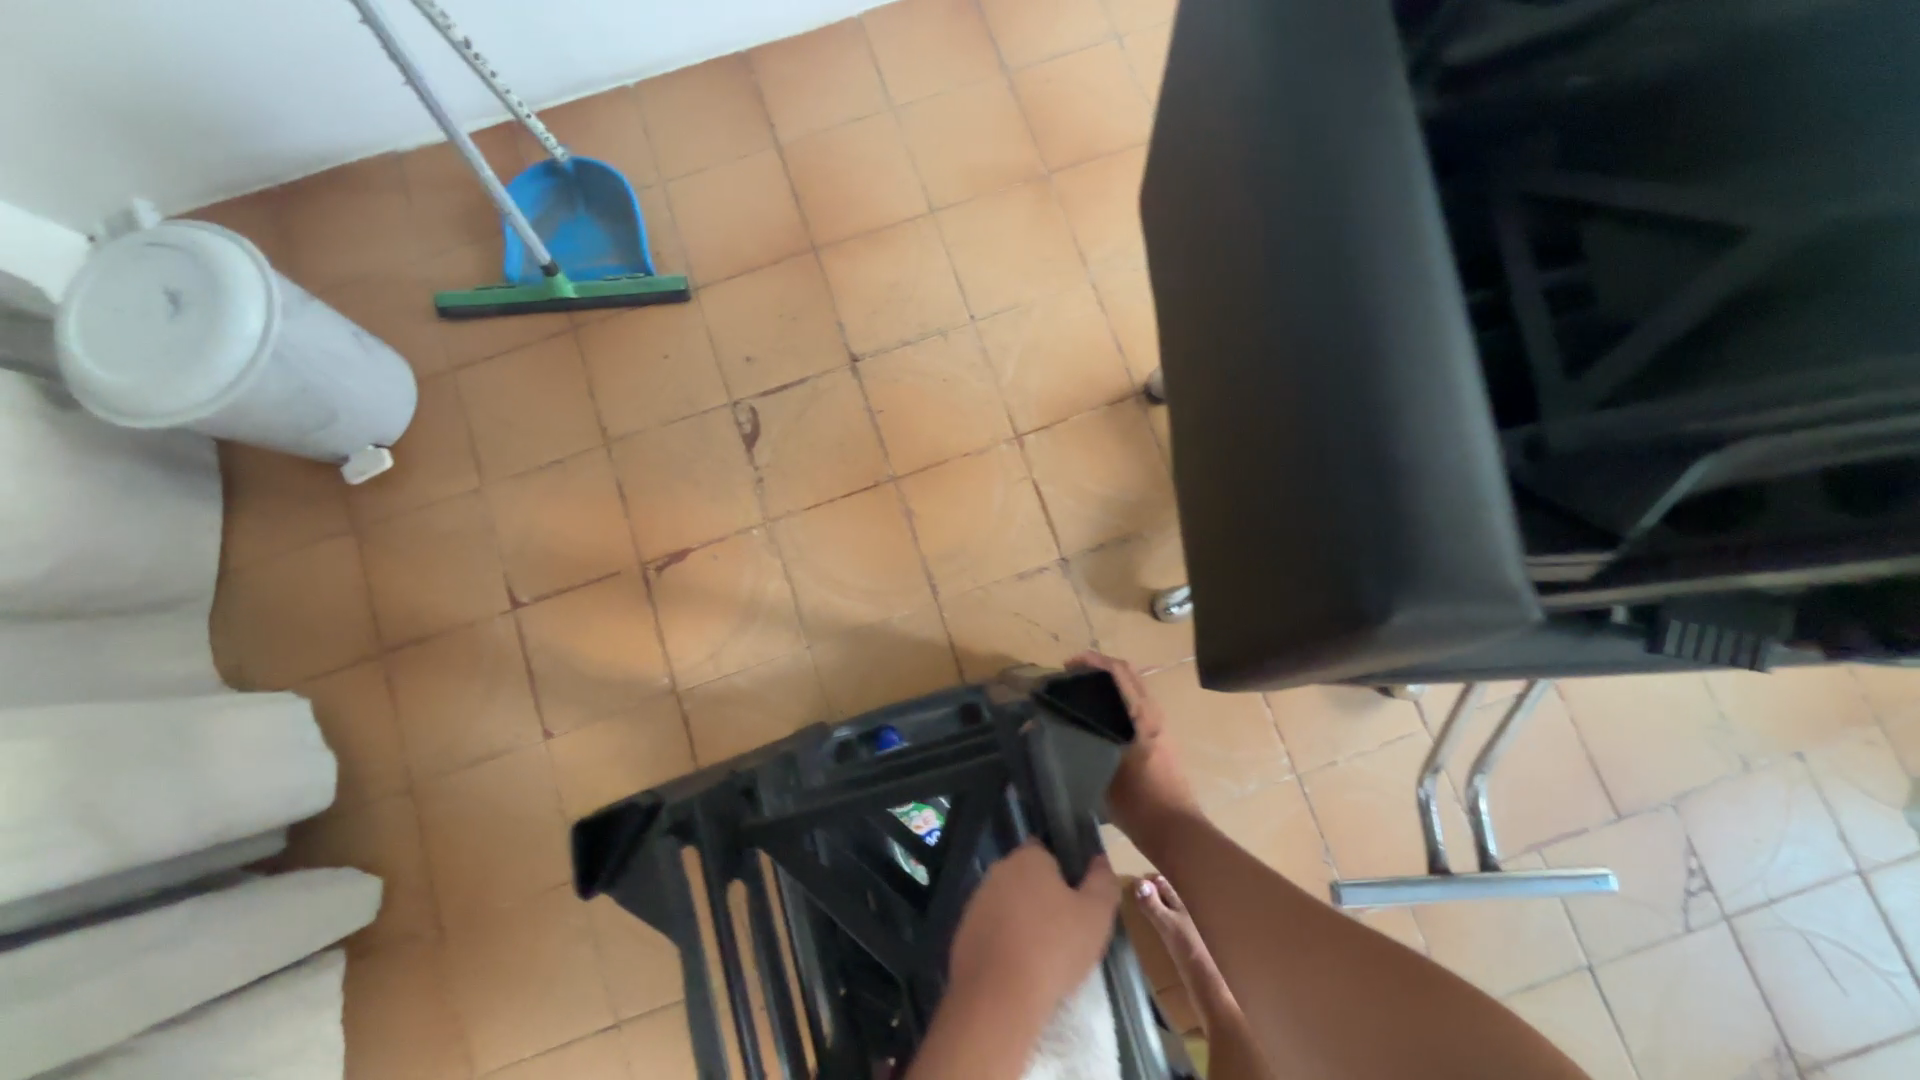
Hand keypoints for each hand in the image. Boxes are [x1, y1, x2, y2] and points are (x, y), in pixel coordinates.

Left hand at [946, 842, 1120, 1026]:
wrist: (998, 997)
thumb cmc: (1054, 948)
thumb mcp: (1096, 915)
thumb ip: (1102, 881)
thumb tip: (1100, 858)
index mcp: (1027, 858)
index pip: (1046, 851)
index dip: (1064, 871)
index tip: (1078, 898)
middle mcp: (997, 872)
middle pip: (1026, 878)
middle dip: (1044, 897)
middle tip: (1066, 929)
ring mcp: (976, 903)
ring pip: (1008, 905)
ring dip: (1023, 920)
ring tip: (1044, 954)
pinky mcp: (964, 934)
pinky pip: (993, 931)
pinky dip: (1005, 943)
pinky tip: (1020, 967)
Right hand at [1068, 652, 1199, 841]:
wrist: (1177, 833)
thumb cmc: (1140, 806)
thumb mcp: (1102, 776)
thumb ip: (1078, 748)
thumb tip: (1042, 732)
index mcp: (1143, 718)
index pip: (1119, 672)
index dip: (1093, 661)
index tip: (1068, 665)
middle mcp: (1155, 715)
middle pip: (1130, 676)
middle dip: (1101, 669)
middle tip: (1073, 676)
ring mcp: (1161, 728)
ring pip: (1135, 691)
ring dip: (1111, 684)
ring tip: (1082, 695)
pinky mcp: (1162, 742)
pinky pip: (1138, 707)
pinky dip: (1119, 701)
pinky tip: (1099, 720)